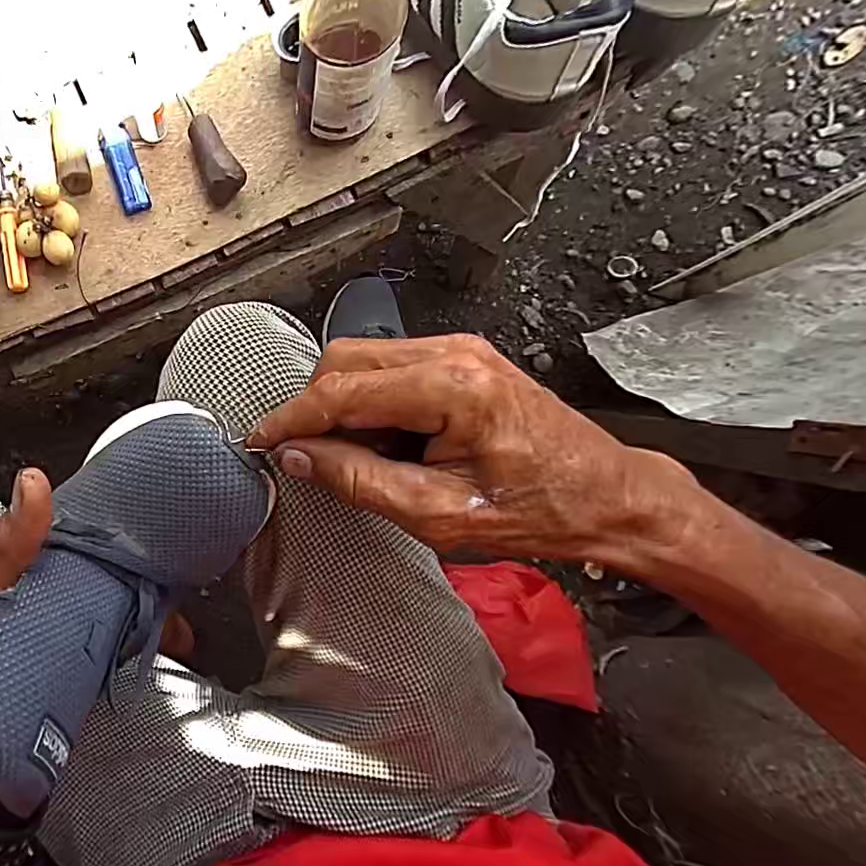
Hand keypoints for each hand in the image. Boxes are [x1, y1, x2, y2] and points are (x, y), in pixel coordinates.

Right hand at [246, 334, 703, 569]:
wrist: (604, 496)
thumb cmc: (538, 509)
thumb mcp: (435, 513)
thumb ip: (357, 479)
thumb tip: (299, 456)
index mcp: (452, 388)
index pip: (340, 392)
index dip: (290, 419)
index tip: (261, 440)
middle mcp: (454, 354)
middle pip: (342, 361)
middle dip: (313, 410)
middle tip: (308, 457)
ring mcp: (458, 351)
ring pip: (359, 361)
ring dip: (339, 408)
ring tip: (357, 457)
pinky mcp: (459, 361)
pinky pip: (385, 370)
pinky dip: (366, 404)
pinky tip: (384, 442)